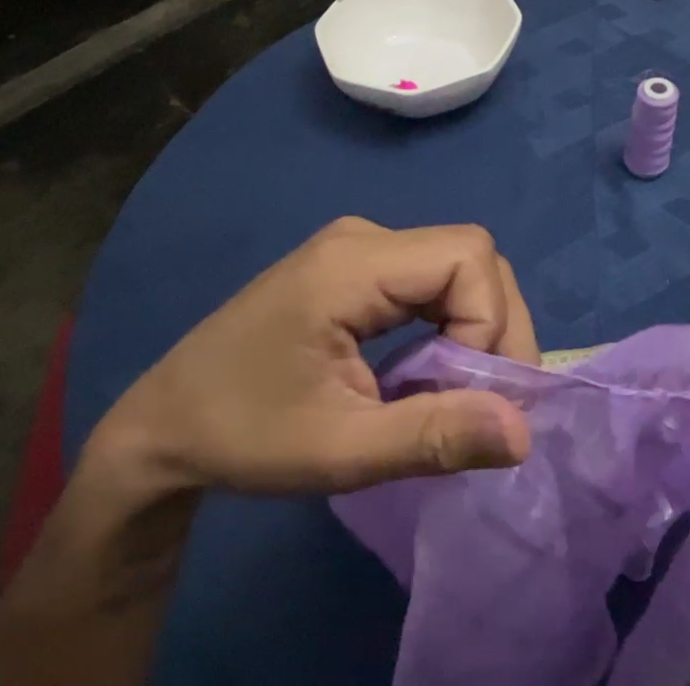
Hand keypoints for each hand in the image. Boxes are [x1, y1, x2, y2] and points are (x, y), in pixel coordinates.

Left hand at [87, 217, 540, 496]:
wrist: (164, 426)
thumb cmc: (245, 436)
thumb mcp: (341, 451)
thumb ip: (433, 436)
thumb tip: (524, 431)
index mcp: (352, 264)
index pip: (469, 257)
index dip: (490, 324)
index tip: (467, 394)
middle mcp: (360, 240)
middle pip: (470, 257)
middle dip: (493, 329)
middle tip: (478, 402)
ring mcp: (354, 251)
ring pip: (456, 269)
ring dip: (474, 331)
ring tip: (453, 395)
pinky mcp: (352, 272)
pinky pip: (428, 282)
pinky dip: (448, 326)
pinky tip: (427, 374)